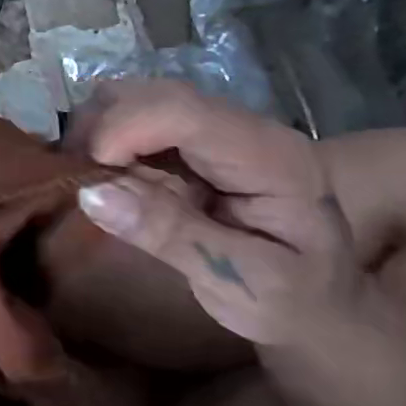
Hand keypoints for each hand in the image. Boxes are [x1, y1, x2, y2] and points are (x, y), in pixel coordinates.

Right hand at [73, 80, 371, 347]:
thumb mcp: (243, 286)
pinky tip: (109, 179)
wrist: (322, 310)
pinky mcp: (192, 141)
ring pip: (136, 99)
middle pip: (152, 94)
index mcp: (271, 157)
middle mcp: (243, 129)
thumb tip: (90, 193)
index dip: (122, 130)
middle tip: (82, 181)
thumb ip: (170, 236)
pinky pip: (134, 119)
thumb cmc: (293, 303)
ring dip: (99, 133)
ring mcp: (216, 130)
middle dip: (102, 129)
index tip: (90, 178)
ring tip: (95, 182)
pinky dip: (105, 142)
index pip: (182, 111)